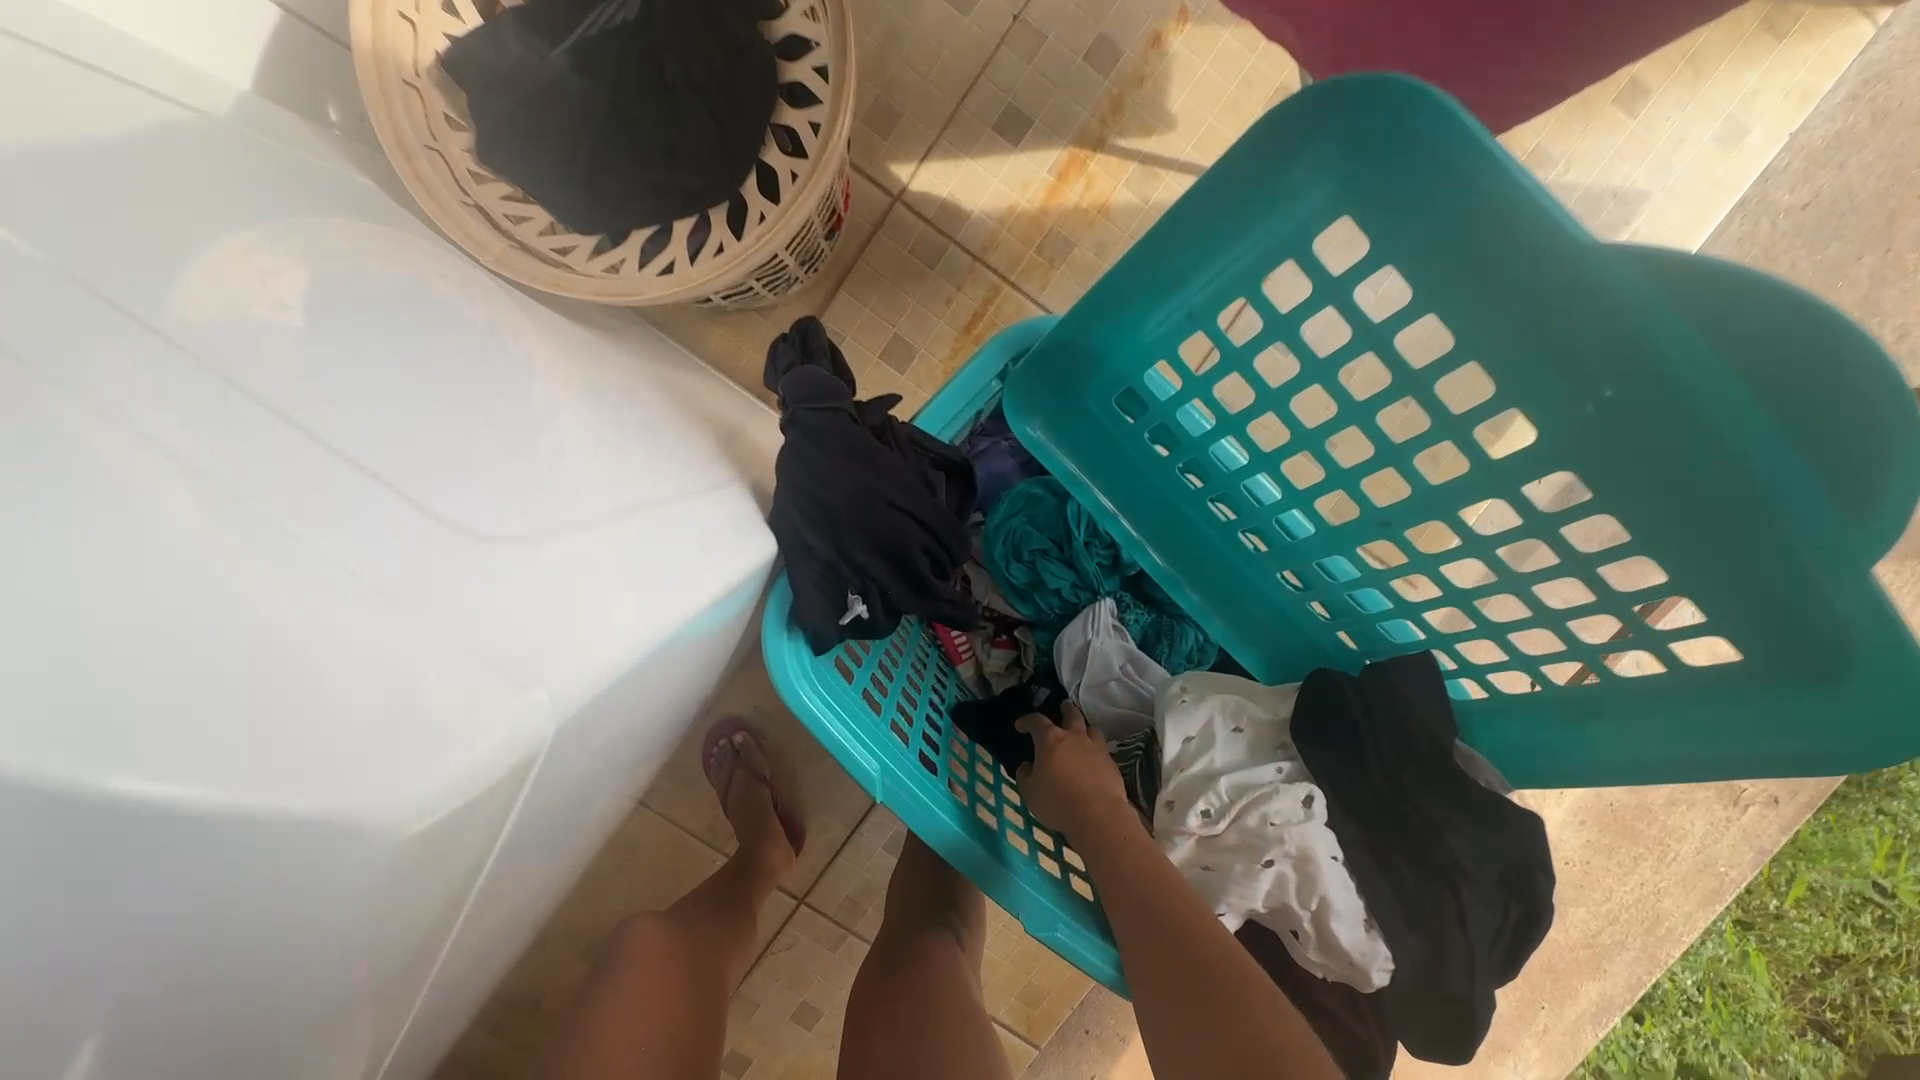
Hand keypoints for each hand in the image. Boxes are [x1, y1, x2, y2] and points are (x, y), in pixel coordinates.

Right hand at [1015, 703, 1134, 840]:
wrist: (1098, 814)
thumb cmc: (1057, 801)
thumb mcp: (1030, 792)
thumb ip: (1025, 776)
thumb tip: (1026, 766)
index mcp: (1050, 740)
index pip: (1036, 721)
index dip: (1027, 721)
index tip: (1021, 725)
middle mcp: (1075, 737)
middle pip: (1072, 715)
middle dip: (1065, 710)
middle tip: (1063, 707)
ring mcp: (1096, 748)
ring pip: (1091, 729)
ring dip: (1084, 728)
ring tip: (1081, 733)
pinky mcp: (1111, 763)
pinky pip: (1102, 749)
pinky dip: (1096, 750)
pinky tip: (1093, 759)